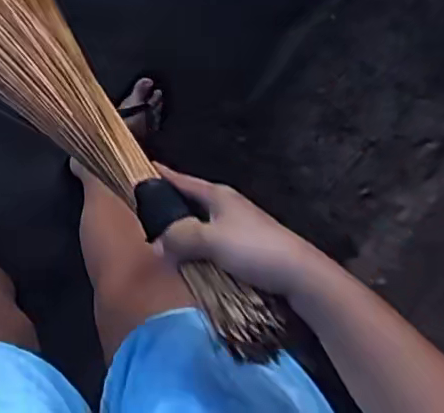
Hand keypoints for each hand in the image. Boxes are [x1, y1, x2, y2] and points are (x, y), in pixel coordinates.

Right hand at [152, 163, 318, 296]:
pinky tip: (194, 261)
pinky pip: (213, 241)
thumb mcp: (210, 240)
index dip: (162, 174)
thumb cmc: (254, 248)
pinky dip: (200, 247)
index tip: (142, 169)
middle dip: (170, 208)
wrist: (301, 275)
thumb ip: (180, 237)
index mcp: (216, 194)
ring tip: (167, 244)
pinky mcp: (247, 246)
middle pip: (190, 202)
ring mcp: (238, 225)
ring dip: (186, 233)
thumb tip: (156, 243)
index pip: (181, 179)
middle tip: (147, 217)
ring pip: (202, 224)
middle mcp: (226, 204)